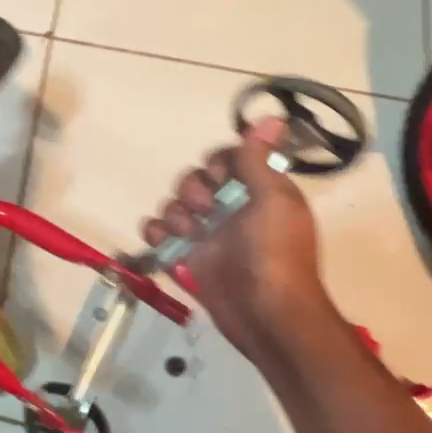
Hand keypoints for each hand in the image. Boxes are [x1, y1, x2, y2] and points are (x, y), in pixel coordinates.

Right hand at [140, 118, 331, 358]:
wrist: (267, 317)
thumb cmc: (275, 254)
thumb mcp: (272, 200)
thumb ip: (259, 159)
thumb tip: (273, 116)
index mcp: (257, 192)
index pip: (225, 159)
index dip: (216, 164)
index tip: (220, 178)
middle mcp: (230, 209)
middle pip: (194, 180)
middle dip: (191, 190)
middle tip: (205, 210)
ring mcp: (207, 235)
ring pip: (173, 206)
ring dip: (174, 214)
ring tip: (188, 235)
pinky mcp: (187, 259)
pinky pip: (158, 235)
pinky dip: (155, 235)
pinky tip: (165, 244)